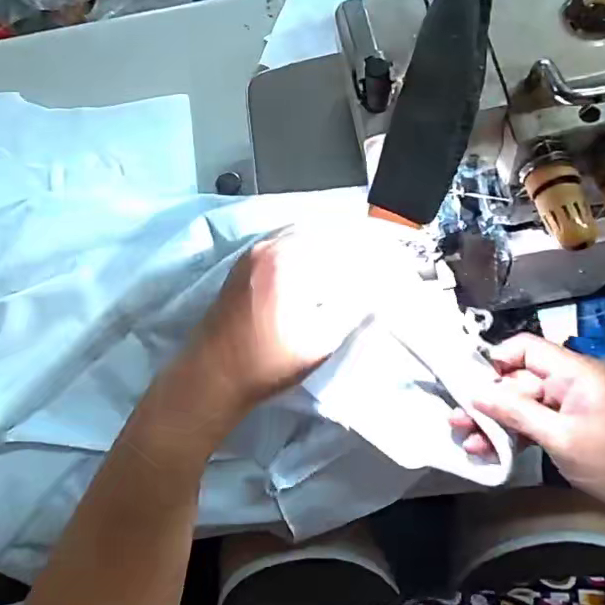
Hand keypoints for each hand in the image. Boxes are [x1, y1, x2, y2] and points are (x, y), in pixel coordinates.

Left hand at [152, 228, 365, 436]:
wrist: (212, 373)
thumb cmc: (267, 363)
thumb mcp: (320, 341)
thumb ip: (353, 305)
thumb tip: (377, 282)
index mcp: (287, 261)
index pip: (343, 244)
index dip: (371, 252)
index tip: (392, 261)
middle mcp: (270, 246)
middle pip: (324, 231)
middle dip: (355, 242)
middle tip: (379, 257)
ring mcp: (255, 250)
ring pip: (305, 232)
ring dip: (333, 241)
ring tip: (357, 258)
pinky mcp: (247, 260)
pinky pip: (286, 238)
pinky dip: (310, 243)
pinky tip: (323, 261)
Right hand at [452, 333, 604, 528]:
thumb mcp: (561, 438)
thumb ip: (516, 411)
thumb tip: (475, 391)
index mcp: (577, 372)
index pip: (526, 347)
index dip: (495, 359)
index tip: (467, 380)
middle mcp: (573, 381)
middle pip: (520, 379)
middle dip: (489, 399)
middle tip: (456, 419)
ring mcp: (573, 406)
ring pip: (524, 404)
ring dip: (497, 421)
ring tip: (467, 439)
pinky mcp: (573, 429)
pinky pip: (536, 423)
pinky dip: (515, 435)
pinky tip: (490, 450)